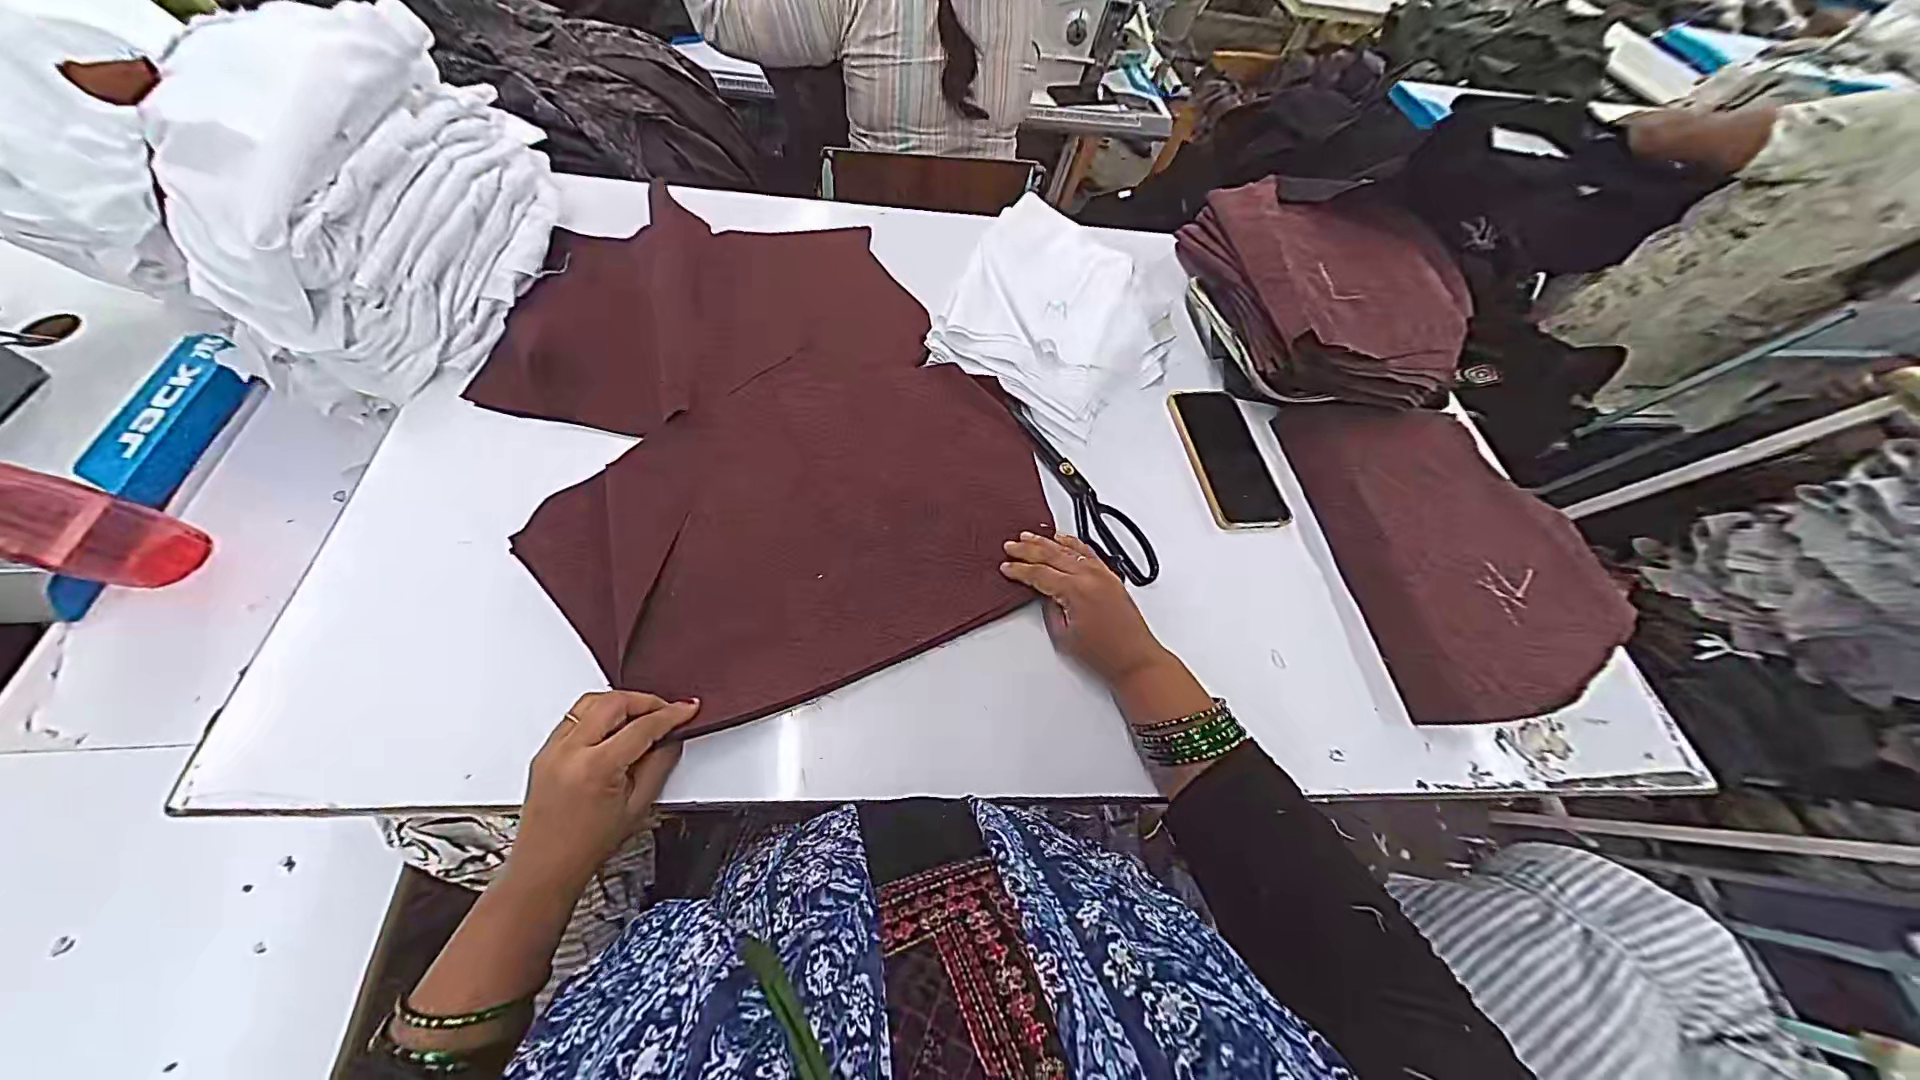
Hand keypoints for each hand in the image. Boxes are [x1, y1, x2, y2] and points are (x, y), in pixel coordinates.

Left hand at [507, 691, 698, 890]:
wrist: (544, 870)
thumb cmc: (586, 847)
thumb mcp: (638, 805)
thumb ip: (660, 763)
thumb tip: (672, 737)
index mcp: (594, 768)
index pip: (642, 726)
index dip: (671, 714)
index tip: (686, 709)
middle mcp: (568, 753)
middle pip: (614, 701)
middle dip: (646, 701)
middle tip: (666, 710)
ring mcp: (551, 751)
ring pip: (590, 702)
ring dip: (621, 703)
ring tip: (641, 716)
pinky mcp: (543, 752)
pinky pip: (574, 717)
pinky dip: (599, 714)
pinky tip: (614, 727)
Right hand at [1000, 530, 1171, 685]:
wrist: (1136, 660)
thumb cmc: (1105, 653)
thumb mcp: (1063, 635)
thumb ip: (1050, 608)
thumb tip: (1044, 593)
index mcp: (1075, 590)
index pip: (1039, 573)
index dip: (1019, 570)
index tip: (1007, 567)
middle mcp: (1090, 577)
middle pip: (1052, 555)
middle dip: (1028, 549)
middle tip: (1012, 546)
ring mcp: (1103, 574)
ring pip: (1069, 549)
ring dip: (1047, 542)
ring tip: (1030, 536)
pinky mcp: (1111, 577)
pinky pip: (1087, 552)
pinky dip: (1072, 543)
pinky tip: (1064, 539)